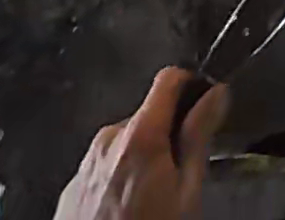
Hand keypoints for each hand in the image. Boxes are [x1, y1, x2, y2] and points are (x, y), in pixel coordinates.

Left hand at [54, 68, 229, 219]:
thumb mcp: (186, 194)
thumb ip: (199, 137)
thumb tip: (216, 93)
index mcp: (140, 134)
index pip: (169, 78)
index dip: (191, 85)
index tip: (203, 105)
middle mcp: (108, 139)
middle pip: (149, 114)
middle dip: (167, 132)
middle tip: (179, 173)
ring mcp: (84, 166)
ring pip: (126, 142)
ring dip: (142, 156)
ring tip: (150, 200)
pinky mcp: (68, 191)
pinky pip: (103, 168)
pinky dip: (118, 178)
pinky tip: (124, 213)